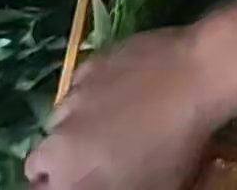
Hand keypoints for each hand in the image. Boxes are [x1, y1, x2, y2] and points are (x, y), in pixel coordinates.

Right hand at [27, 26, 221, 189]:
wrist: (194, 76)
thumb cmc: (177, 146)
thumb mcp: (147, 188)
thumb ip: (109, 185)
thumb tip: (101, 176)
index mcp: (69, 180)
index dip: (62, 187)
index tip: (83, 181)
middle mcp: (59, 140)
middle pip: (41, 160)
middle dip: (60, 163)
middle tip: (94, 157)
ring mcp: (73, 95)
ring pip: (59, 118)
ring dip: (75, 124)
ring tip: (110, 119)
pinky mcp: (91, 60)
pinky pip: (79, 83)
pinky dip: (91, 89)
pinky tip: (120, 86)